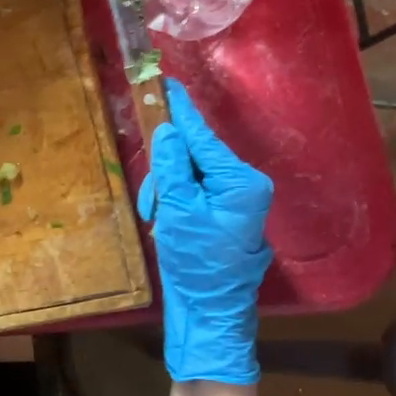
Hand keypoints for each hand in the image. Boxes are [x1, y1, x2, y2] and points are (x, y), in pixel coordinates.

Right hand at [136, 79, 272, 384]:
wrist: (209, 311)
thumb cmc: (197, 261)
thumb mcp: (178, 211)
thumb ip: (171, 167)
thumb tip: (165, 131)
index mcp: (240, 180)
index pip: (201, 137)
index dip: (179, 112)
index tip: (163, 84)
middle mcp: (243, 184)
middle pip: (192, 155)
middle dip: (165, 172)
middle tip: (151, 203)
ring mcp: (234, 199)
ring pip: (186, 174)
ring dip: (165, 191)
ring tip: (158, 221)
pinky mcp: (221, 212)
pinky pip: (191, 190)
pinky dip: (172, 201)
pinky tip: (165, 222)